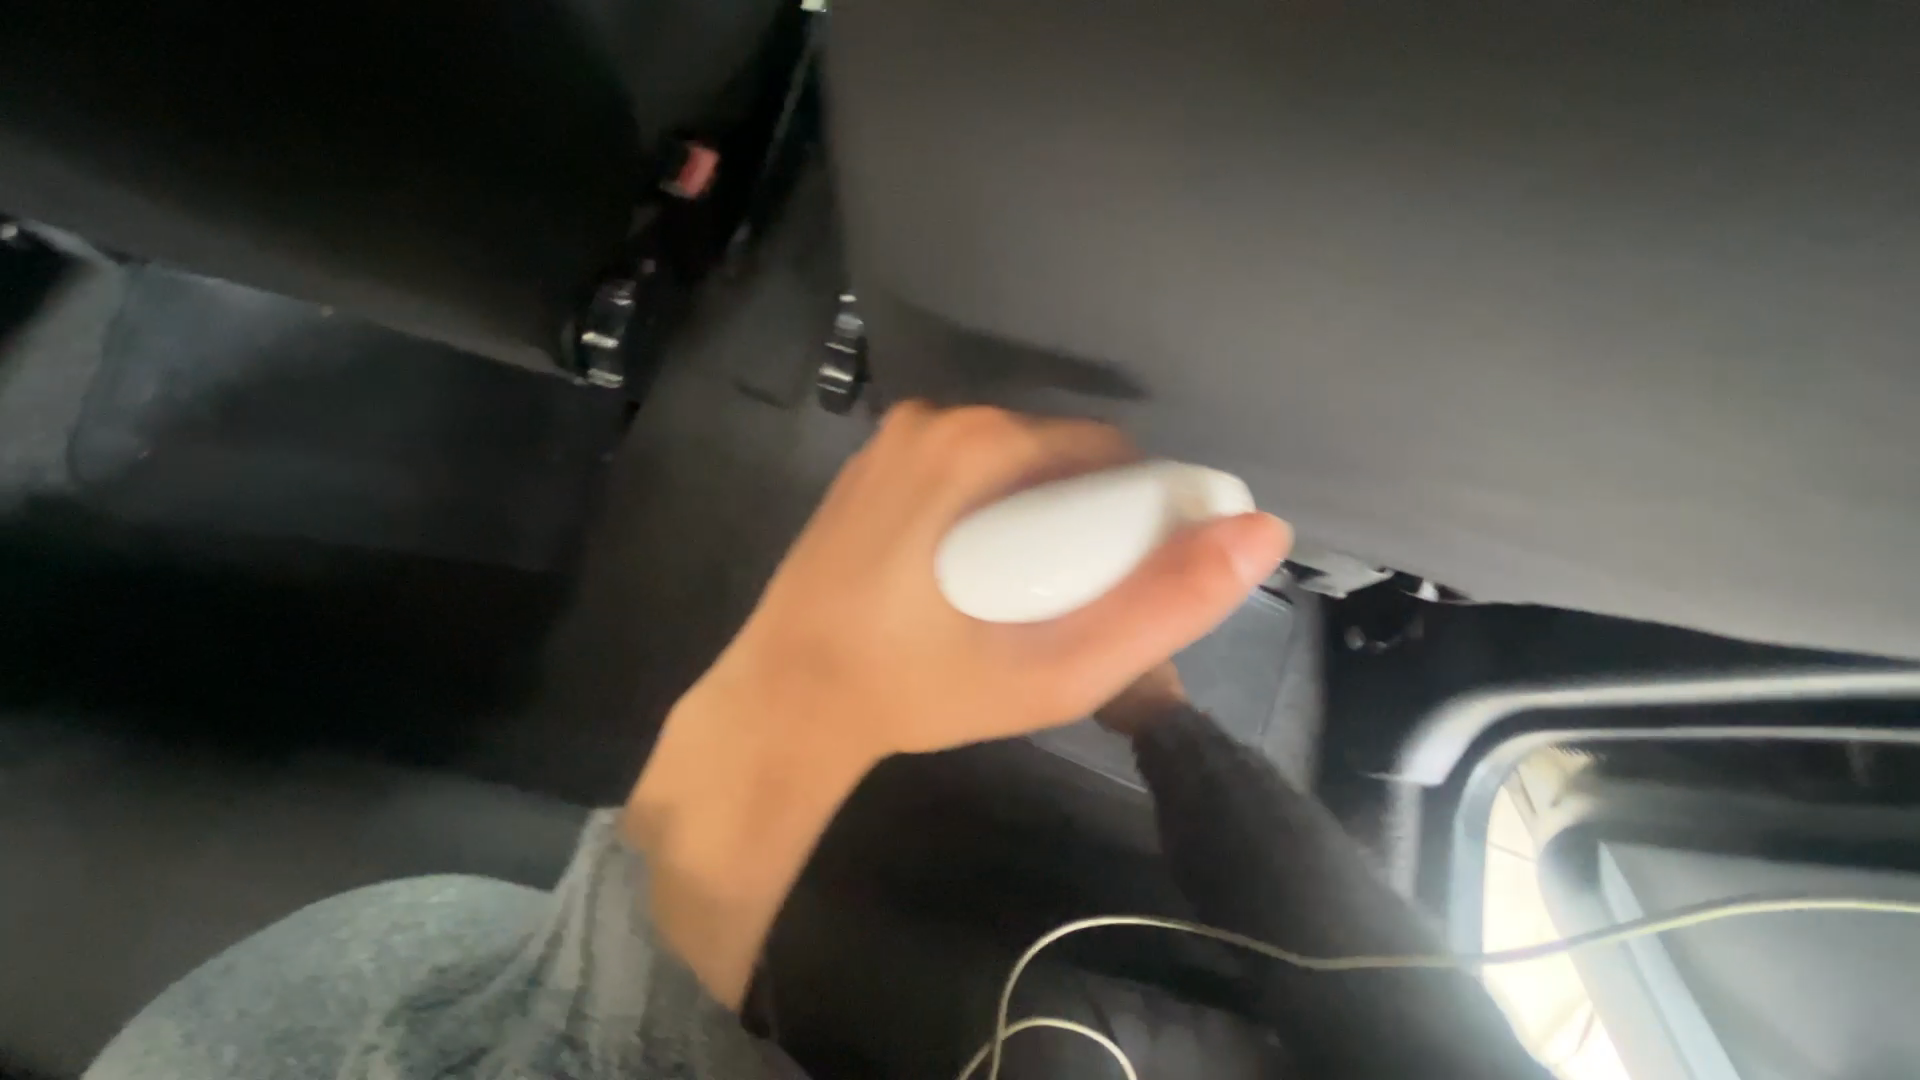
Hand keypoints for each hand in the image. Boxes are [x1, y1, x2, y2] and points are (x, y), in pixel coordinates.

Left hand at [627, 403, 1290, 1005]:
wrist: (787, 702)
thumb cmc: (921, 690)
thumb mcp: (1058, 667)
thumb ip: (1162, 603)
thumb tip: (1259, 531)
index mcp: (982, 444)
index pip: (1103, 453)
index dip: (1134, 511)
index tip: (1126, 575)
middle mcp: (934, 421)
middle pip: (1051, 454)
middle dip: (1081, 516)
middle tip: (1074, 599)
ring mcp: (890, 443)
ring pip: (1004, 462)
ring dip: (1034, 513)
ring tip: (1027, 594)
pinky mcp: (866, 471)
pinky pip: (956, 472)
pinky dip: (985, 508)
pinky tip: (973, 574)